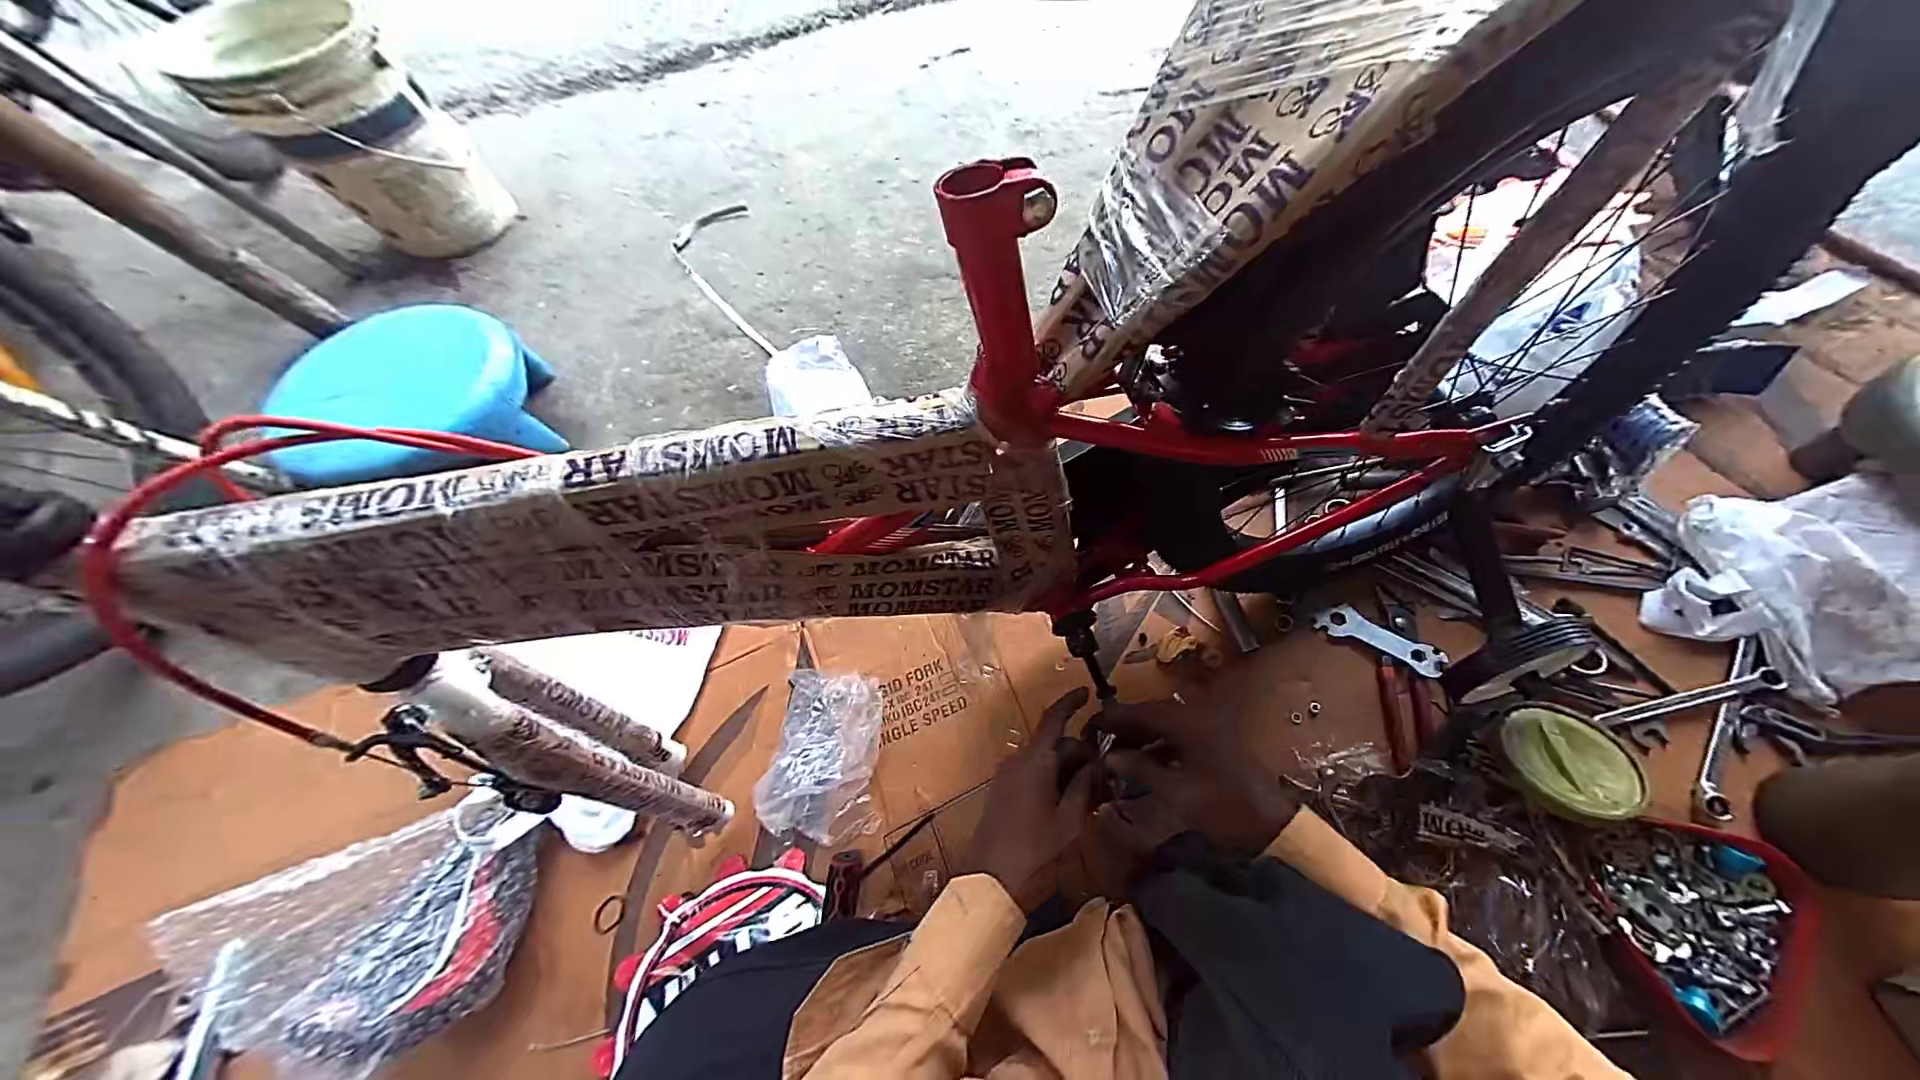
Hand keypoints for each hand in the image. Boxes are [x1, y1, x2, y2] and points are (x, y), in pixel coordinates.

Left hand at [959, 698, 1092, 911]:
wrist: (991, 885)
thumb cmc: (1035, 854)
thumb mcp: (1070, 822)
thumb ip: (1084, 787)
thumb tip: (1096, 762)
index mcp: (1033, 762)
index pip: (1053, 719)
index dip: (1070, 702)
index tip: (1086, 692)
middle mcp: (1016, 762)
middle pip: (1054, 743)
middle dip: (1081, 752)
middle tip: (1107, 775)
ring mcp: (1006, 778)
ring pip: (1044, 761)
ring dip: (1068, 770)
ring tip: (1094, 795)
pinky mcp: (1002, 794)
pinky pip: (1032, 775)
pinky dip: (1053, 780)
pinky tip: (1072, 804)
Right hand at [1094, 699, 1299, 859]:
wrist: (1273, 824)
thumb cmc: (1224, 806)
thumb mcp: (1176, 792)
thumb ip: (1140, 769)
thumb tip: (1110, 757)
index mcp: (1187, 721)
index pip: (1140, 711)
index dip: (1113, 718)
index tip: (1089, 726)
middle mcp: (1198, 715)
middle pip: (1151, 713)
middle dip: (1125, 726)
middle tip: (1099, 739)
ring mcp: (1209, 726)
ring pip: (1164, 723)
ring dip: (1141, 735)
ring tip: (1117, 751)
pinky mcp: (1215, 739)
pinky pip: (1178, 733)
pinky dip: (1159, 744)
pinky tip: (1143, 760)